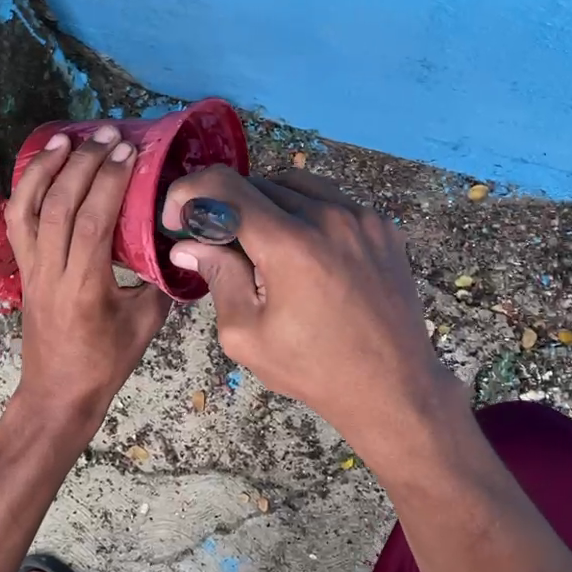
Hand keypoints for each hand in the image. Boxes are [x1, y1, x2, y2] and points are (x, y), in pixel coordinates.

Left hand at [6, 123, 170, 420]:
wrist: (58, 392)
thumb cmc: (106, 363)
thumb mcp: (146, 324)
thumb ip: (160, 279)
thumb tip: (175, 238)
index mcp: (85, 288)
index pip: (92, 222)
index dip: (109, 181)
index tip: (128, 150)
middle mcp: (51, 273)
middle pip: (59, 205)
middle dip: (84, 162)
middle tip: (107, 132)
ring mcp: (30, 269)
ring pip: (27, 208)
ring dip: (45, 167)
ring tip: (67, 136)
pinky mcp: (22, 269)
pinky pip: (17, 221)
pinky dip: (27, 188)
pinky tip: (43, 166)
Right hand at [163, 167, 456, 444]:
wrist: (394, 387)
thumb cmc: (313, 369)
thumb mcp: (247, 335)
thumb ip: (218, 279)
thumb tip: (187, 247)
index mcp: (289, 244)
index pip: (224, 186)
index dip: (188, 193)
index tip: (178, 220)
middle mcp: (328, 216)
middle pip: (257, 184)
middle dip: (225, 207)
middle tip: (216, 244)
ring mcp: (361, 217)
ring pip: (294, 184)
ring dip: (265, 204)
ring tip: (260, 246)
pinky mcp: (382, 226)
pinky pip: (331, 199)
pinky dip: (304, 211)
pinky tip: (302, 249)